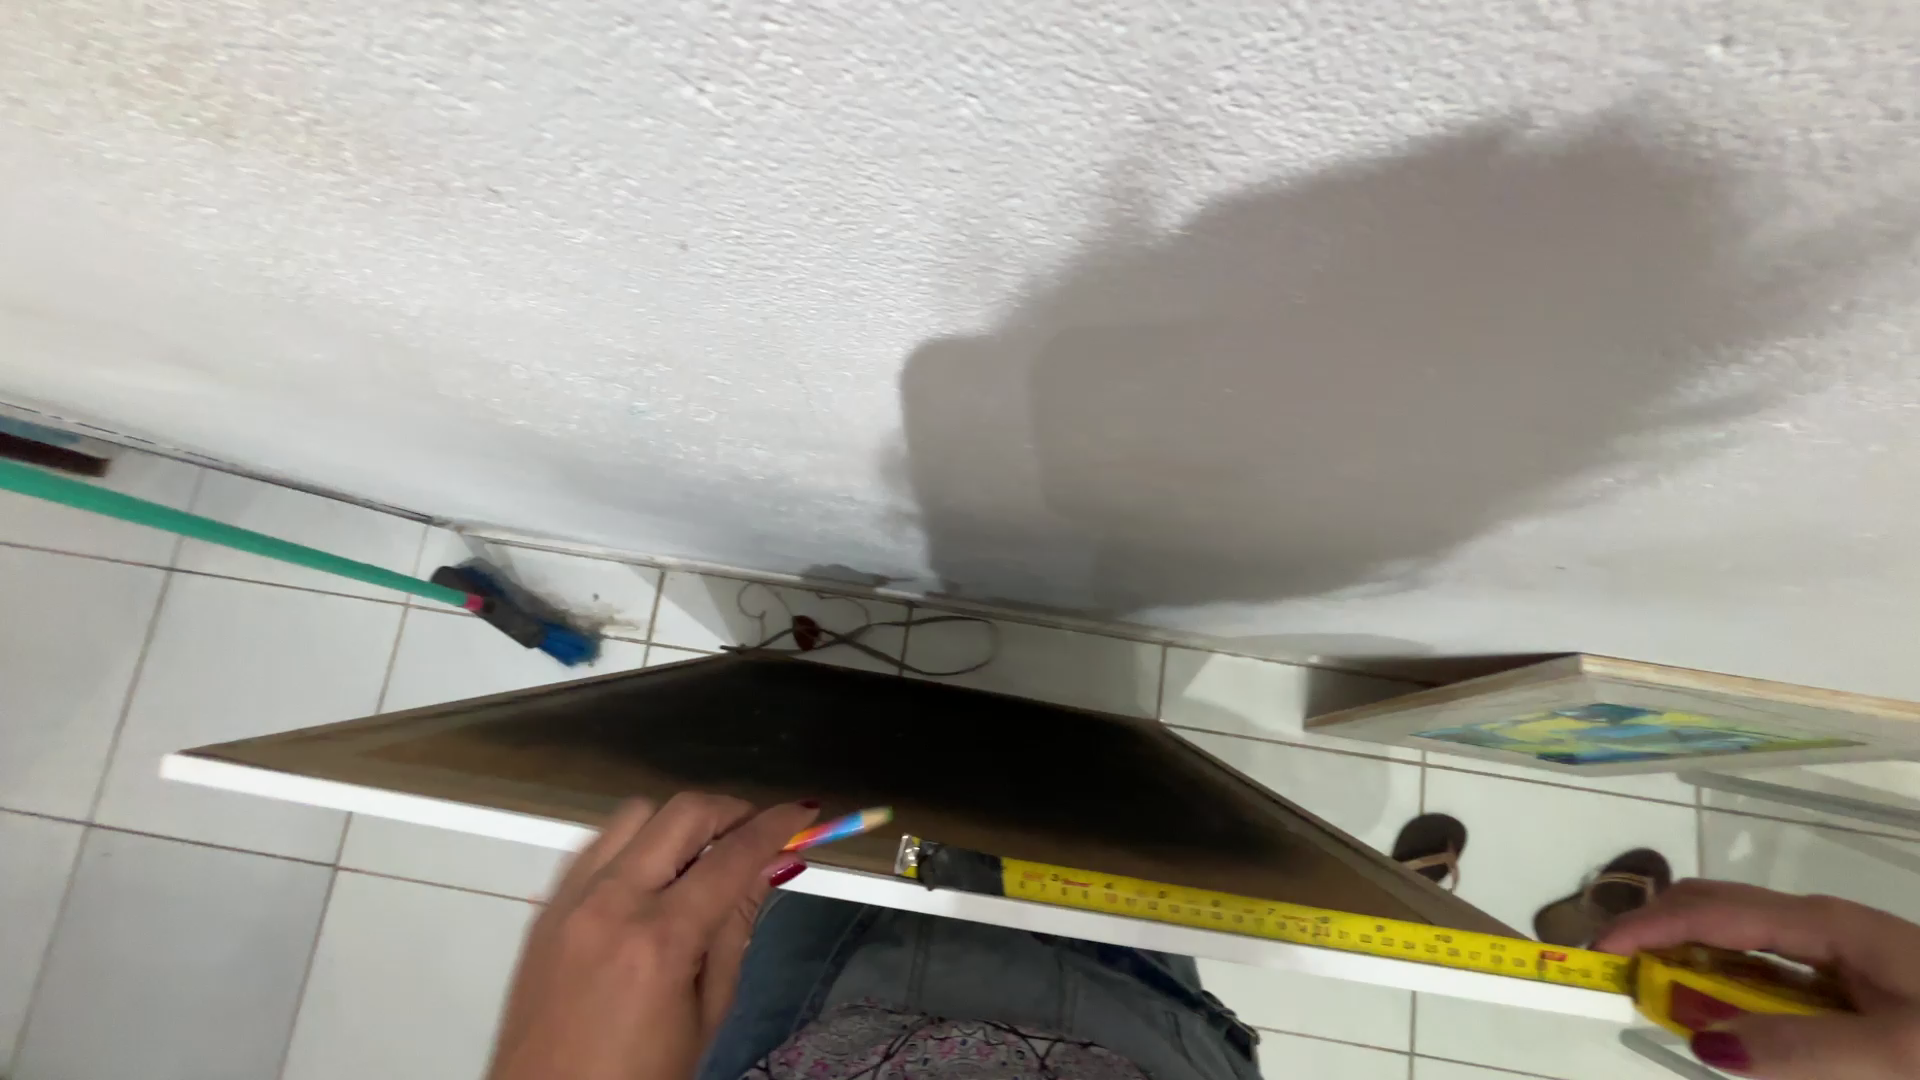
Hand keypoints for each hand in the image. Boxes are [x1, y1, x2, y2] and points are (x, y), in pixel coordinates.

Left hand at [487, 794, 819, 1079]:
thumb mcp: (707, 1011)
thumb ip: (736, 925)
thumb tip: (768, 864)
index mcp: (659, 940)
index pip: (733, 856)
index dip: (777, 825)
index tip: (804, 812)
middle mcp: (611, 903)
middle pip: (684, 812)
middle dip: (731, 811)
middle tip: (755, 834)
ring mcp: (570, 900)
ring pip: (638, 813)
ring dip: (680, 823)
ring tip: (701, 856)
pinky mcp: (546, 908)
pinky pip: (600, 843)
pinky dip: (637, 842)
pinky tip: (653, 876)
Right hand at [1595, 879, 1919, 1079]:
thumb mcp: (1904, 1058)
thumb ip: (1803, 1049)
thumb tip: (1701, 1044)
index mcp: (1826, 925)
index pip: (1706, 911)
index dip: (1645, 926)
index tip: (1598, 952)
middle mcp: (1822, 925)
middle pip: (1712, 910)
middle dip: (1660, 936)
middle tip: (1627, 976)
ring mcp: (1841, 951)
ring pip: (1738, 938)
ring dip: (1695, 963)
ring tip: (1674, 1000)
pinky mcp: (1857, 980)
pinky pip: (1772, 971)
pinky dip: (1735, 986)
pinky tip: (1741, 1018)